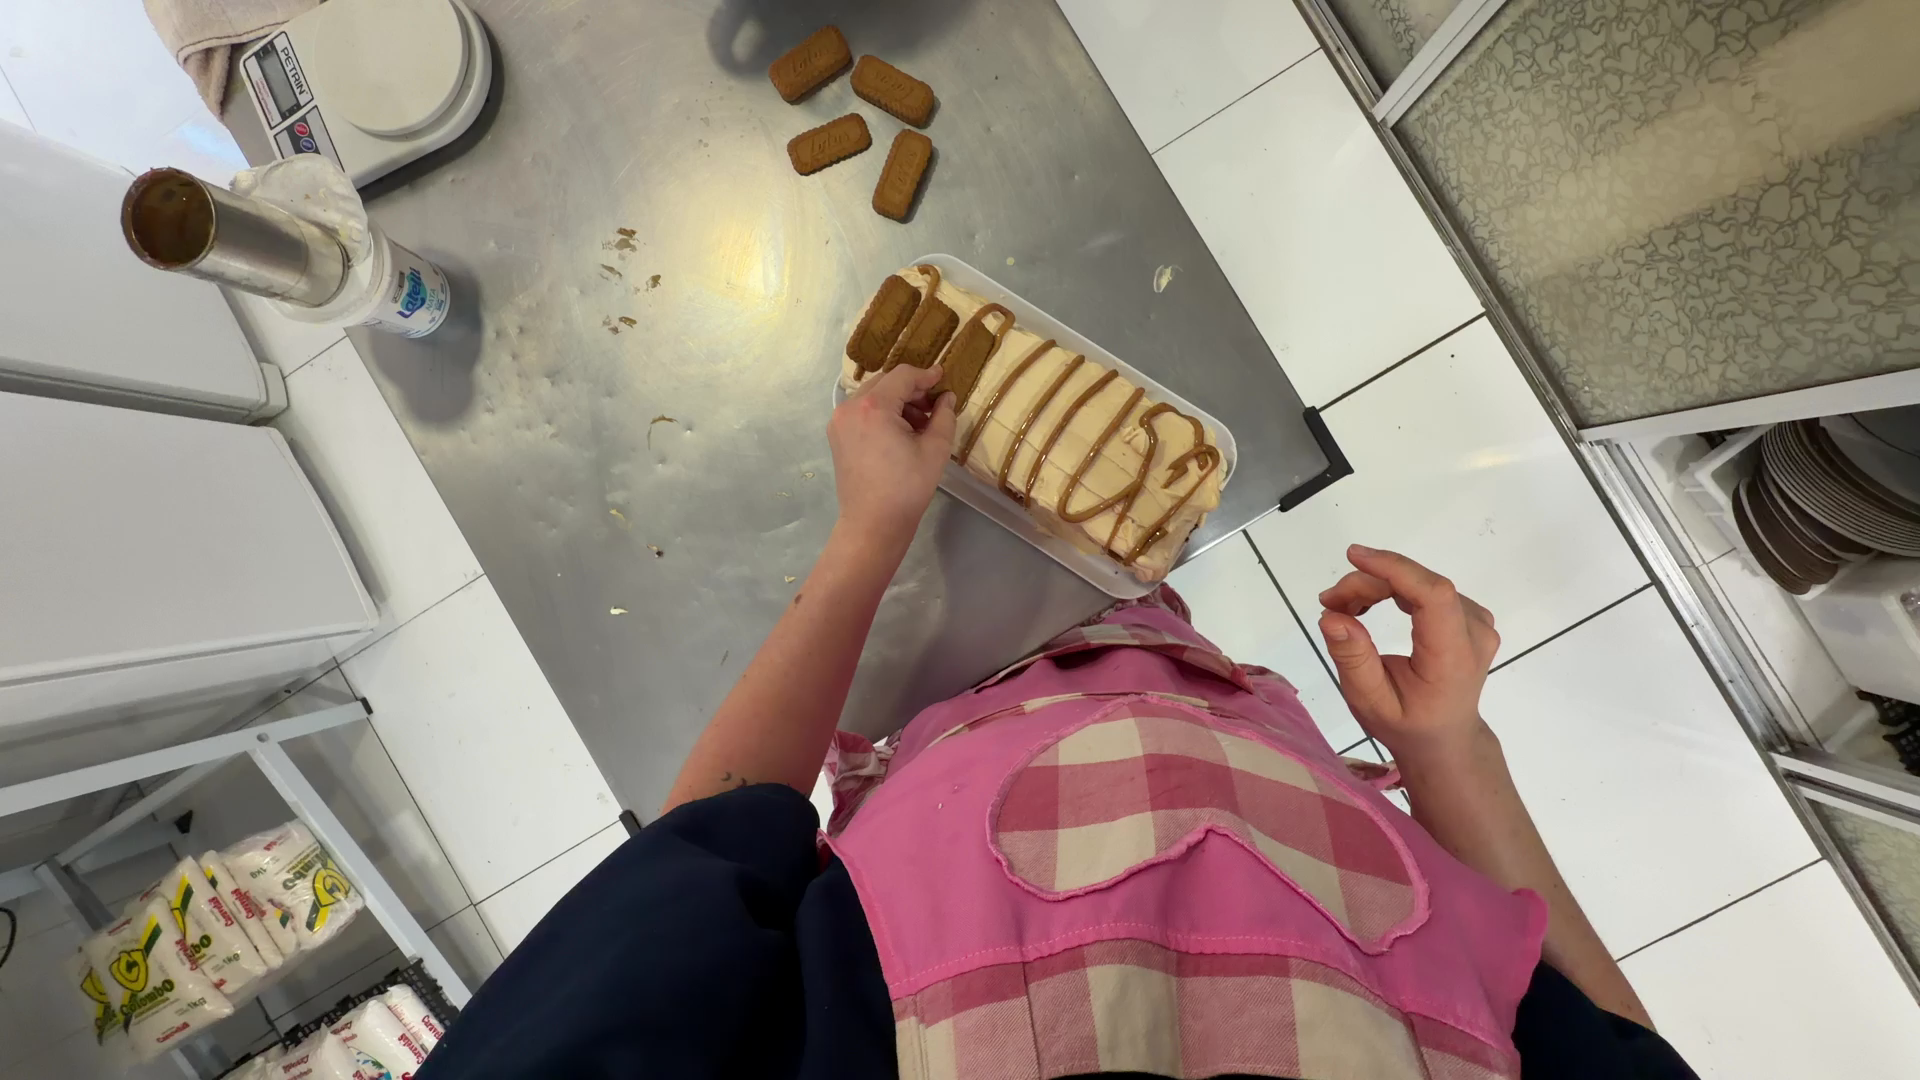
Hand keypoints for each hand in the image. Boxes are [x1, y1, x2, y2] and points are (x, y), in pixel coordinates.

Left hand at [829, 363, 955, 546]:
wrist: (873, 523)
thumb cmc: (907, 488)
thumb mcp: (935, 450)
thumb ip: (944, 416)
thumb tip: (946, 398)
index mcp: (873, 407)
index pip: (902, 376)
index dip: (926, 375)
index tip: (943, 378)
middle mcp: (849, 407)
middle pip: (885, 382)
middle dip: (911, 390)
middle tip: (934, 406)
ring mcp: (839, 421)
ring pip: (873, 396)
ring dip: (897, 402)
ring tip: (919, 424)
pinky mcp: (837, 436)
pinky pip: (862, 412)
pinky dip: (882, 414)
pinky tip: (900, 433)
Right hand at [1316, 545, 1500, 762]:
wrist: (1444, 738)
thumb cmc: (1405, 724)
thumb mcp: (1369, 701)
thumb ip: (1353, 658)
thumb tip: (1332, 616)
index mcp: (1452, 658)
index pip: (1433, 596)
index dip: (1394, 568)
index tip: (1354, 556)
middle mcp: (1474, 633)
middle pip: (1420, 585)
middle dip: (1367, 583)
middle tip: (1329, 602)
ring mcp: (1475, 622)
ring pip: (1418, 583)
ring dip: (1375, 586)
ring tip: (1343, 608)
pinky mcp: (1467, 616)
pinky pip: (1423, 588)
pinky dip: (1389, 589)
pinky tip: (1367, 606)